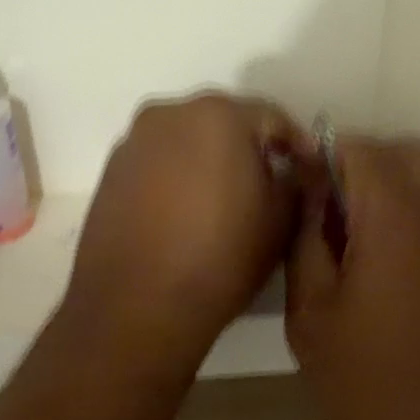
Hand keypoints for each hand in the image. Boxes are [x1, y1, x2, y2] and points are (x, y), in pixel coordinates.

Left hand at [65, 92, 301, 351]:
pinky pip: (157, 165)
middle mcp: (169, 114)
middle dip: (248, 148)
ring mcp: (133, 143)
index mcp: (218, 115)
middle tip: (269, 182)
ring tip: (224, 201)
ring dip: (208, 162)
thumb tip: (293, 170)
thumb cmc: (222, 257)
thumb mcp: (281, 221)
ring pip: (185, 142)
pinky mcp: (109, 173)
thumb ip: (295, 182)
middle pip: (223, 123)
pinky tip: (186, 214)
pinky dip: (176, 179)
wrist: (137, 304)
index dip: (298, 144)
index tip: (309, 170)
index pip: (272, 117)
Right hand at [285, 136, 419, 419]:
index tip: (297, 190)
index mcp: (397, 217)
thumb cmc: (372, 385)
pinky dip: (415, 218)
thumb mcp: (311, 316)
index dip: (321, 157)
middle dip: (358, 169)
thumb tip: (310, 197)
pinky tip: (390, 270)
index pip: (358, 148)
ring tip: (354, 245)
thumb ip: (306, 242)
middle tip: (324, 216)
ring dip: (390, 193)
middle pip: (401, 155)